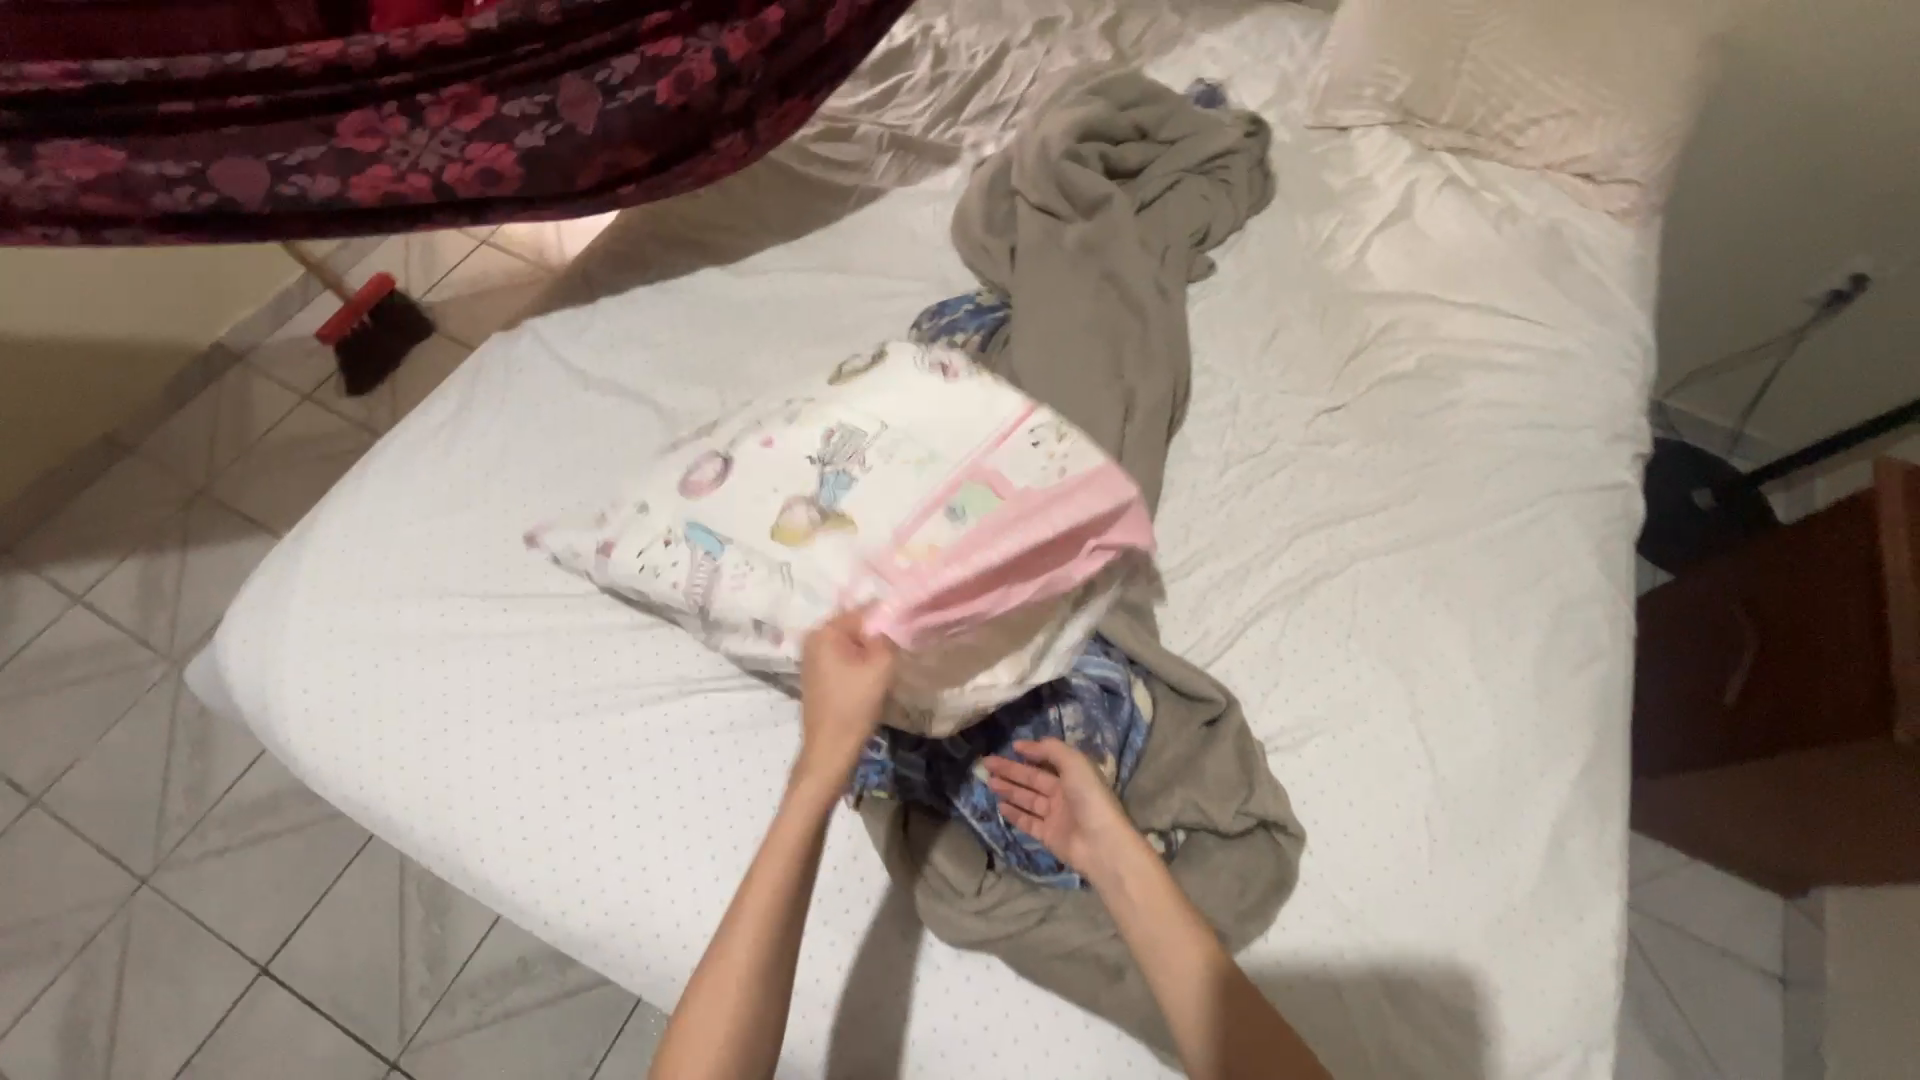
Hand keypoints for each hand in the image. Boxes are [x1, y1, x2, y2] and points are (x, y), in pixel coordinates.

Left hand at [795, 608, 896, 792]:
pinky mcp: (816, 677)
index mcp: (825, 630)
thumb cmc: (856, 703)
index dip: (888, 620)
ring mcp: (811, 659)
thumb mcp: (881, 663)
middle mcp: (813, 639)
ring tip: (886, 665)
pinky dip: (857, 664)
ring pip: (850, 644)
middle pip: (855, 627)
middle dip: (877, 636)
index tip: (906, 633)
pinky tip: (870, 679)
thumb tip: (891, 620)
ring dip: (868, 651)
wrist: (831, 748)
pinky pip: (842, 659)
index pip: (864, 611)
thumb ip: (888, 634)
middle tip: (898, 650)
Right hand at [984, 738, 1137, 881]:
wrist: (1101, 842)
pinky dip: (1014, 814)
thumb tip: (1025, 745)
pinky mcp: (1048, 836)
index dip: (1030, 753)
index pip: (1046, 761)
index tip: (1012, 747)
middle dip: (1010, 771)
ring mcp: (1055, 816)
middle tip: (987, 764)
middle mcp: (1063, 794)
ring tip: (989, 782)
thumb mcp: (1074, 762)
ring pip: (1027, 799)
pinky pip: (1027, 821)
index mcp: (1072, 775)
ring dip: (1009, 790)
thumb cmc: (1089, 796)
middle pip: (1032, 779)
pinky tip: (1000, 806)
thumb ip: (1050, 749)